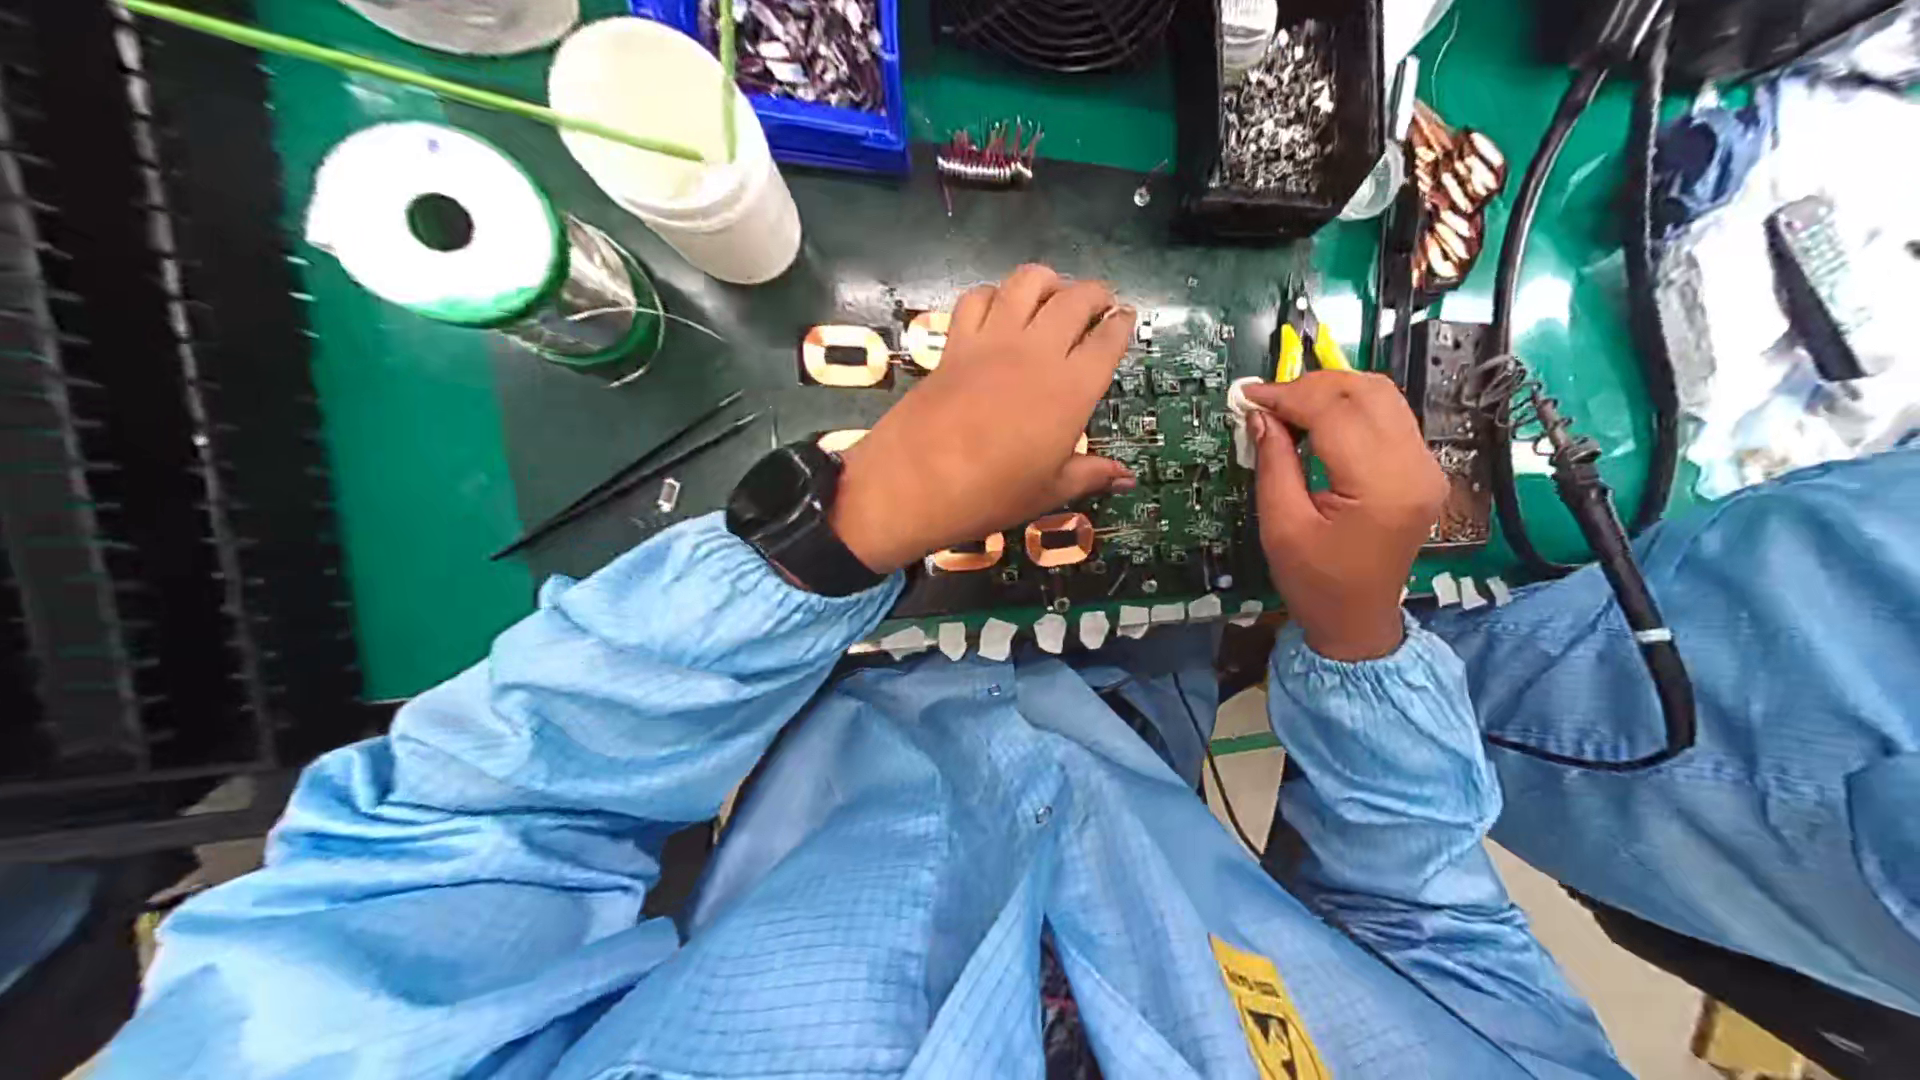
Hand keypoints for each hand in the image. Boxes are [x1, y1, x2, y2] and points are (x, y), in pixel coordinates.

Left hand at [829, 265, 1137, 573]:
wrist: (914, 485)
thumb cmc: (989, 495)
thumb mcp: (1047, 491)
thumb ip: (1090, 475)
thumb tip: (1126, 477)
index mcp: (1071, 390)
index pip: (1108, 340)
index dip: (1121, 325)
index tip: (1123, 321)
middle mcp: (1037, 352)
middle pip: (1075, 299)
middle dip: (1095, 295)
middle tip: (1097, 306)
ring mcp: (992, 342)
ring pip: (1027, 282)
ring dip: (1048, 282)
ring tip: (1052, 296)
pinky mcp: (955, 343)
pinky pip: (976, 298)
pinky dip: (992, 294)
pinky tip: (997, 309)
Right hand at [1243, 372, 1445, 660]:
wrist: (1357, 619)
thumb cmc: (1314, 582)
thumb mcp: (1280, 525)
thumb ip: (1274, 463)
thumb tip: (1260, 415)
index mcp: (1381, 486)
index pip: (1336, 413)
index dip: (1289, 396)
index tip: (1248, 396)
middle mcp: (1415, 467)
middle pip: (1368, 392)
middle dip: (1311, 386)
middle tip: (1266, 400)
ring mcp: (1425, 466)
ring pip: (1382, 396)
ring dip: (1331, 391)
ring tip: (1287, 407)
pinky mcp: (1421, 469)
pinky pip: (1388, 416)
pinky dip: (1348, 407)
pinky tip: (1316, 420)